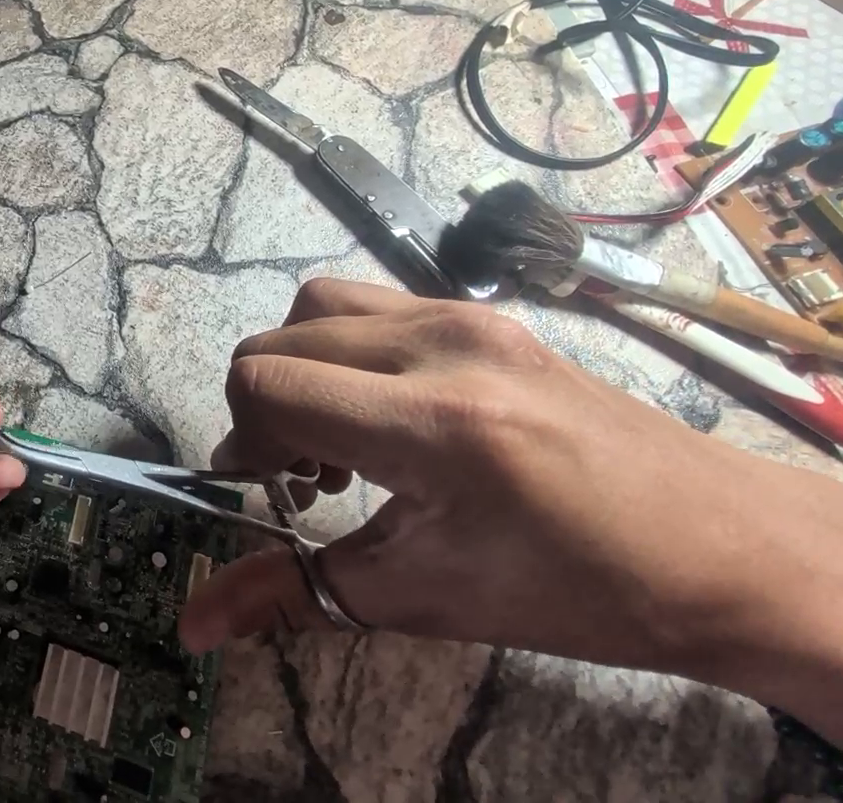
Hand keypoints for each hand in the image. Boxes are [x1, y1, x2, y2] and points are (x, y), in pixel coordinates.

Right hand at [186, 279, 842, 739]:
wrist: (737, 550)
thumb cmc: (581, 589)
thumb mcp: (422, 599)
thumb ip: (290, 595)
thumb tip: (192, 623)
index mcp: (436, 423)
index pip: (266, 385)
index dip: (243, 440)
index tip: (270, 488)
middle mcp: (442, 346)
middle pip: (274, 344)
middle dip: (262, 412)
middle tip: (303, 475)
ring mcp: (464, 317)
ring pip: (311, 310)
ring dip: (295, 369)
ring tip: (336, 431)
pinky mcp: (480, 313)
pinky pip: (363, 306)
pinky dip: (336, 351)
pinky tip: (377, 408)